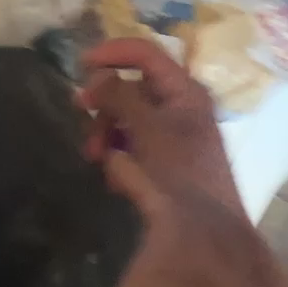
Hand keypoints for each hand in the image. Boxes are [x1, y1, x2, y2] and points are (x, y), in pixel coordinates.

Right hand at [78, 38, 287, 286]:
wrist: (206, 234)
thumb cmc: (180, 170)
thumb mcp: (147, 126)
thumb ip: (119, 94)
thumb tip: (96, 73)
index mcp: (183, 90)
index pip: (144, 53)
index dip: (112, 52)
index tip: (81, 64)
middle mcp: (178, 107)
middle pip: (131, 86)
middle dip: (104, 101)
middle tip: (81, 110)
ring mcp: (172, 135)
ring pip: (127, 117)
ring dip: (106, 130)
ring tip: (94, 155)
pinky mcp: (164, 162)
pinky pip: (132, 144)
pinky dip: (118, 153)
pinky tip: (113, 173)